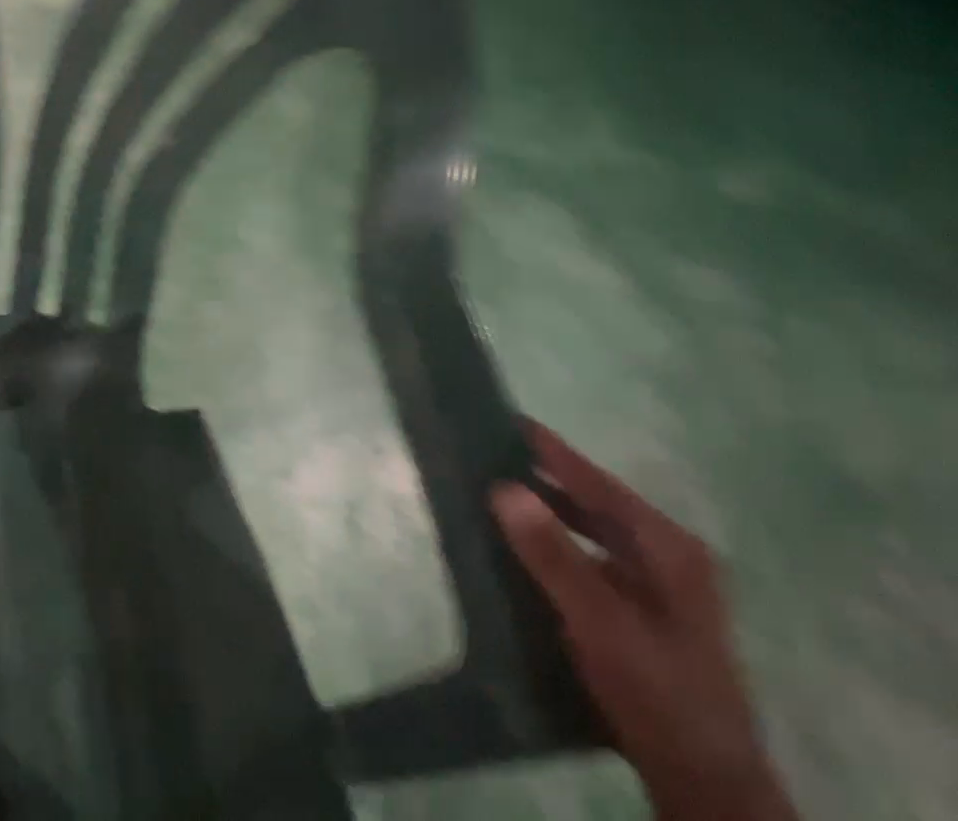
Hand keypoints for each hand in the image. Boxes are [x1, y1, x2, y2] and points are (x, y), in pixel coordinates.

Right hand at [492, 422, 796, 820]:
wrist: (699, 768)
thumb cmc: (654, 685)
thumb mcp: (598, 619)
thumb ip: (552, 554)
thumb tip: (504, 488)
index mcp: (669, 550)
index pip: (603, 487)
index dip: (557, 454)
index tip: (514, 422)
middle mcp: (669, 561)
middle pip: (600, 507)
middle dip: (549, 482)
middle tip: (492, 457)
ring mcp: (658, 591)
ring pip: (596, 537)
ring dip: (551, 516)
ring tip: (497, 497)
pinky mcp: (642, 616)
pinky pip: (593, 564)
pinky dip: (558, 550)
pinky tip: (523, 556)